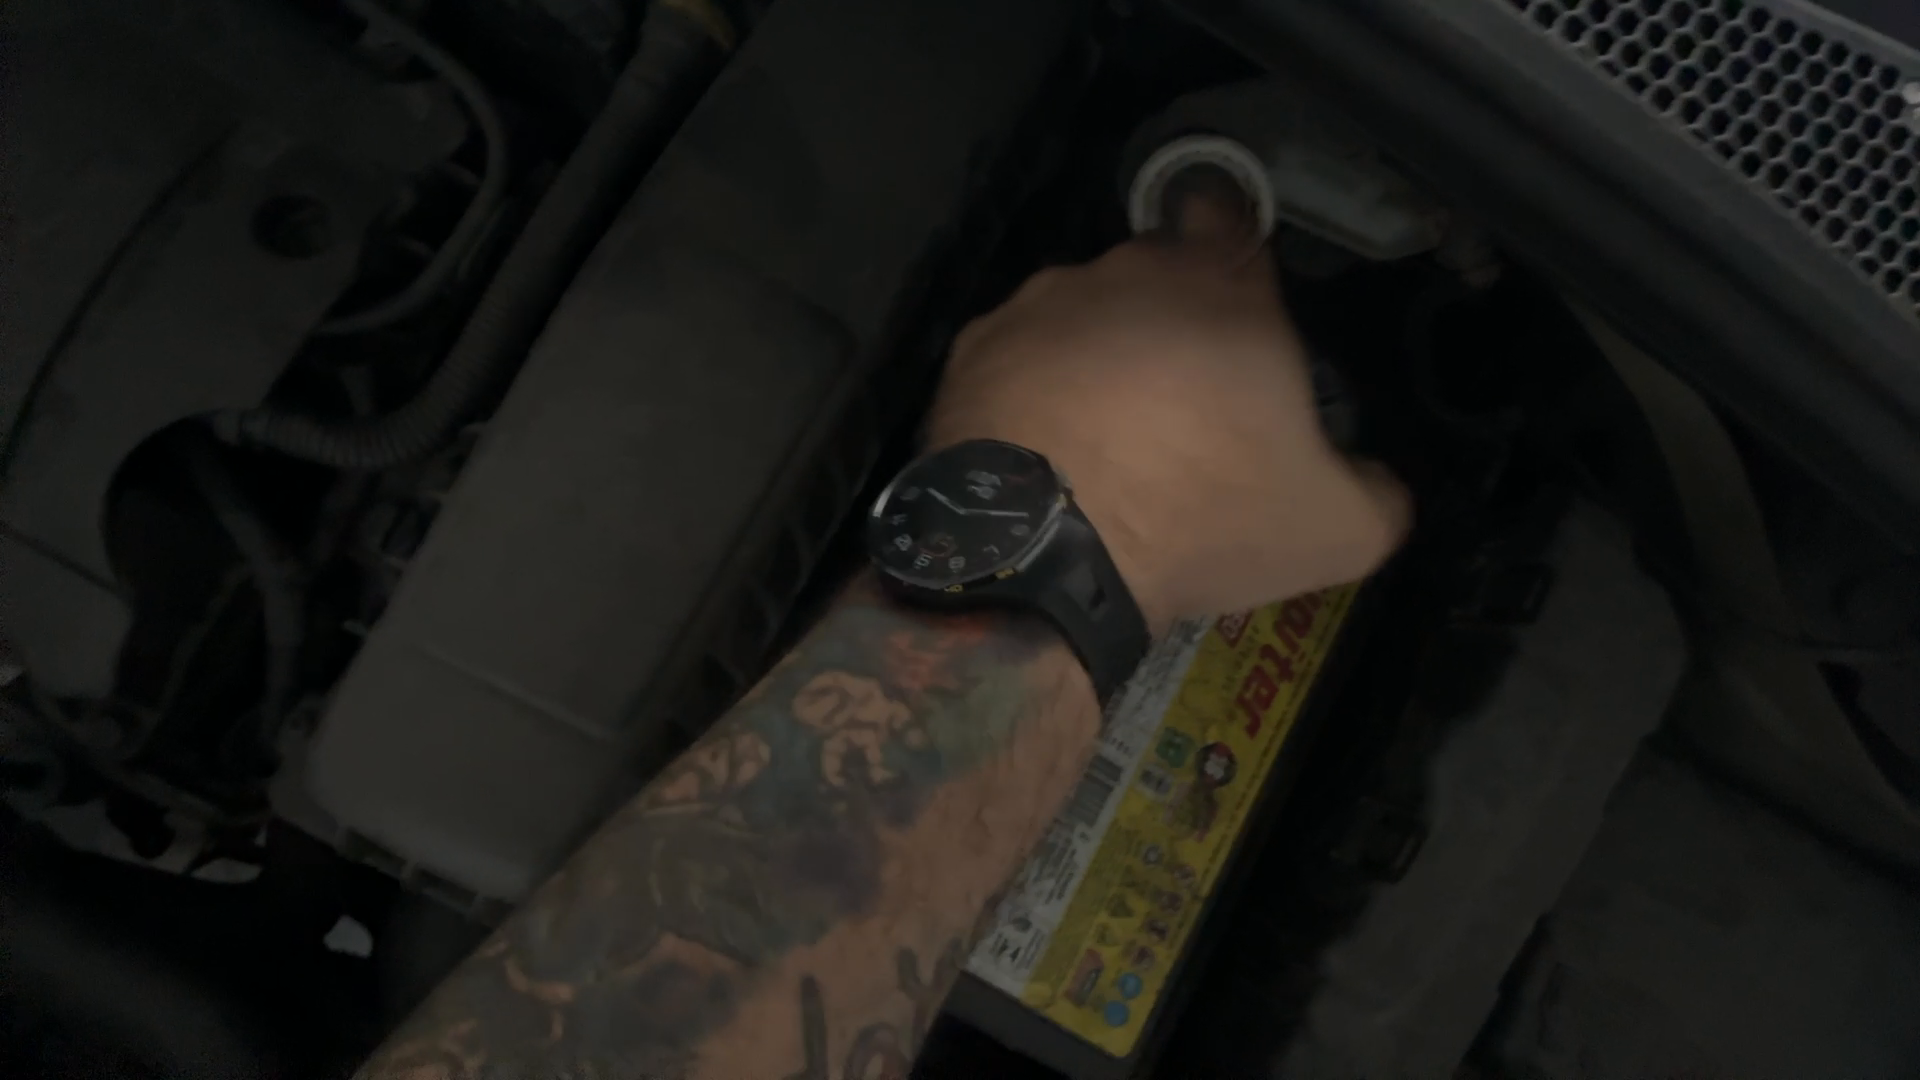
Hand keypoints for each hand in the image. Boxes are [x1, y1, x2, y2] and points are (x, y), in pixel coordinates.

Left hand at [925, 201, 1410, 632]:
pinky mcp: (975, 348)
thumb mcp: (1333, 528)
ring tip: (1093, 435)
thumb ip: (1374, 490)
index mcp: (1223, 290)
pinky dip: (1027, 385)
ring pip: (1078, 314)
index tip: (1221, 295)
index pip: (1231, 217)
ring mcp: (1040, 305)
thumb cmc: (1198, 521)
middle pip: (1151, 277)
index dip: (1227, 245)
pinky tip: (1037, 442)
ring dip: (1091, 356)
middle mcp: (1126, 274)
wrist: (1046, 554)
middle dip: (1161, 324)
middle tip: (1165, 405)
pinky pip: (1014, 354)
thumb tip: (1375, 481)